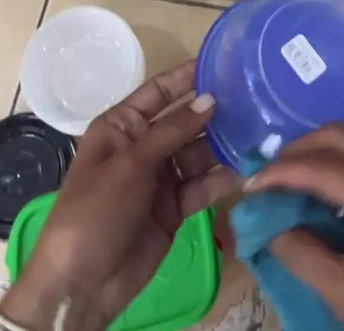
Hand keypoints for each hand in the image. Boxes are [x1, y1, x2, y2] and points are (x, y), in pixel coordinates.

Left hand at [0, 63, 239, 330]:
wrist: (83, 281)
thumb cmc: (96, 210)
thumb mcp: (131, 163)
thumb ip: (172, 131)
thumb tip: (210, 99)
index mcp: (121, 127)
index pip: (158, 92)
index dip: (187, 77)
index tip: (222, 62)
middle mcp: (142, 147)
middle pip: (183, 122)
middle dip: (213, 112)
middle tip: (254, 97)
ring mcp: (159, 178)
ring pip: (197, 153)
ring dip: (223, 145)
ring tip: (260, 130)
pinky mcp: (173, 207)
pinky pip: (201, 186)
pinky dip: (221, 179)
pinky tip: (247, 167)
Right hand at [248, 125, 343, 330]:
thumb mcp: (342, 291)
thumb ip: (299, 250)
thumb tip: (265, 220)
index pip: (322, 166)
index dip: (279, 173)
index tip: (248, 186)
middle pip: (338, 136)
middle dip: (296, 151)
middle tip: (266, 178)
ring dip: (316, 155)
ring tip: (285, 183)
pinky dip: (336, 165)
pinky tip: (317, 191)